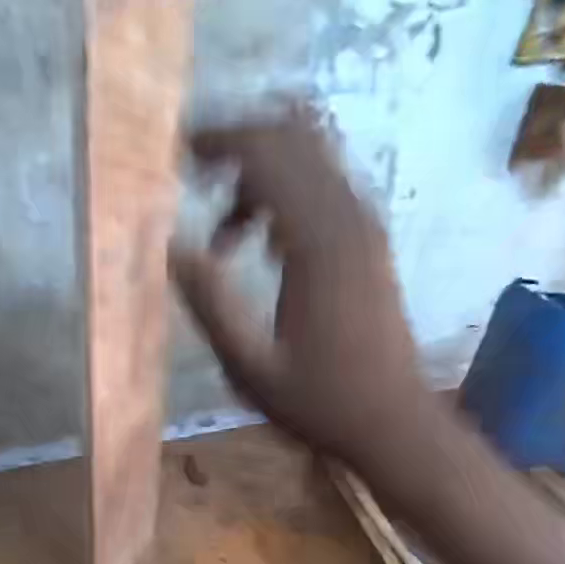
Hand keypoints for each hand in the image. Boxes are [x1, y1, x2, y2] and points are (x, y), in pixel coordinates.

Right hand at [171, 113, 434, 465]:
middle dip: (241, 146)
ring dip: (266, 176)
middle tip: (197, 178)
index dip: (219, 142)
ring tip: (228, 236)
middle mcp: (349, 221)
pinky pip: (330, 192)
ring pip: (314, 162)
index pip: (267, 153)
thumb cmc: (322, 404)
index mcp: (317, 244)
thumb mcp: (251, 369)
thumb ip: (210, 305)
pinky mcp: (374, 247)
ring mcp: (368, 231)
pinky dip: (293, 199)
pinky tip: (267, 247)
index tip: (179, 152)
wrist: (393, 424)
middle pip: (293, 139)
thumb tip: (170, 246)